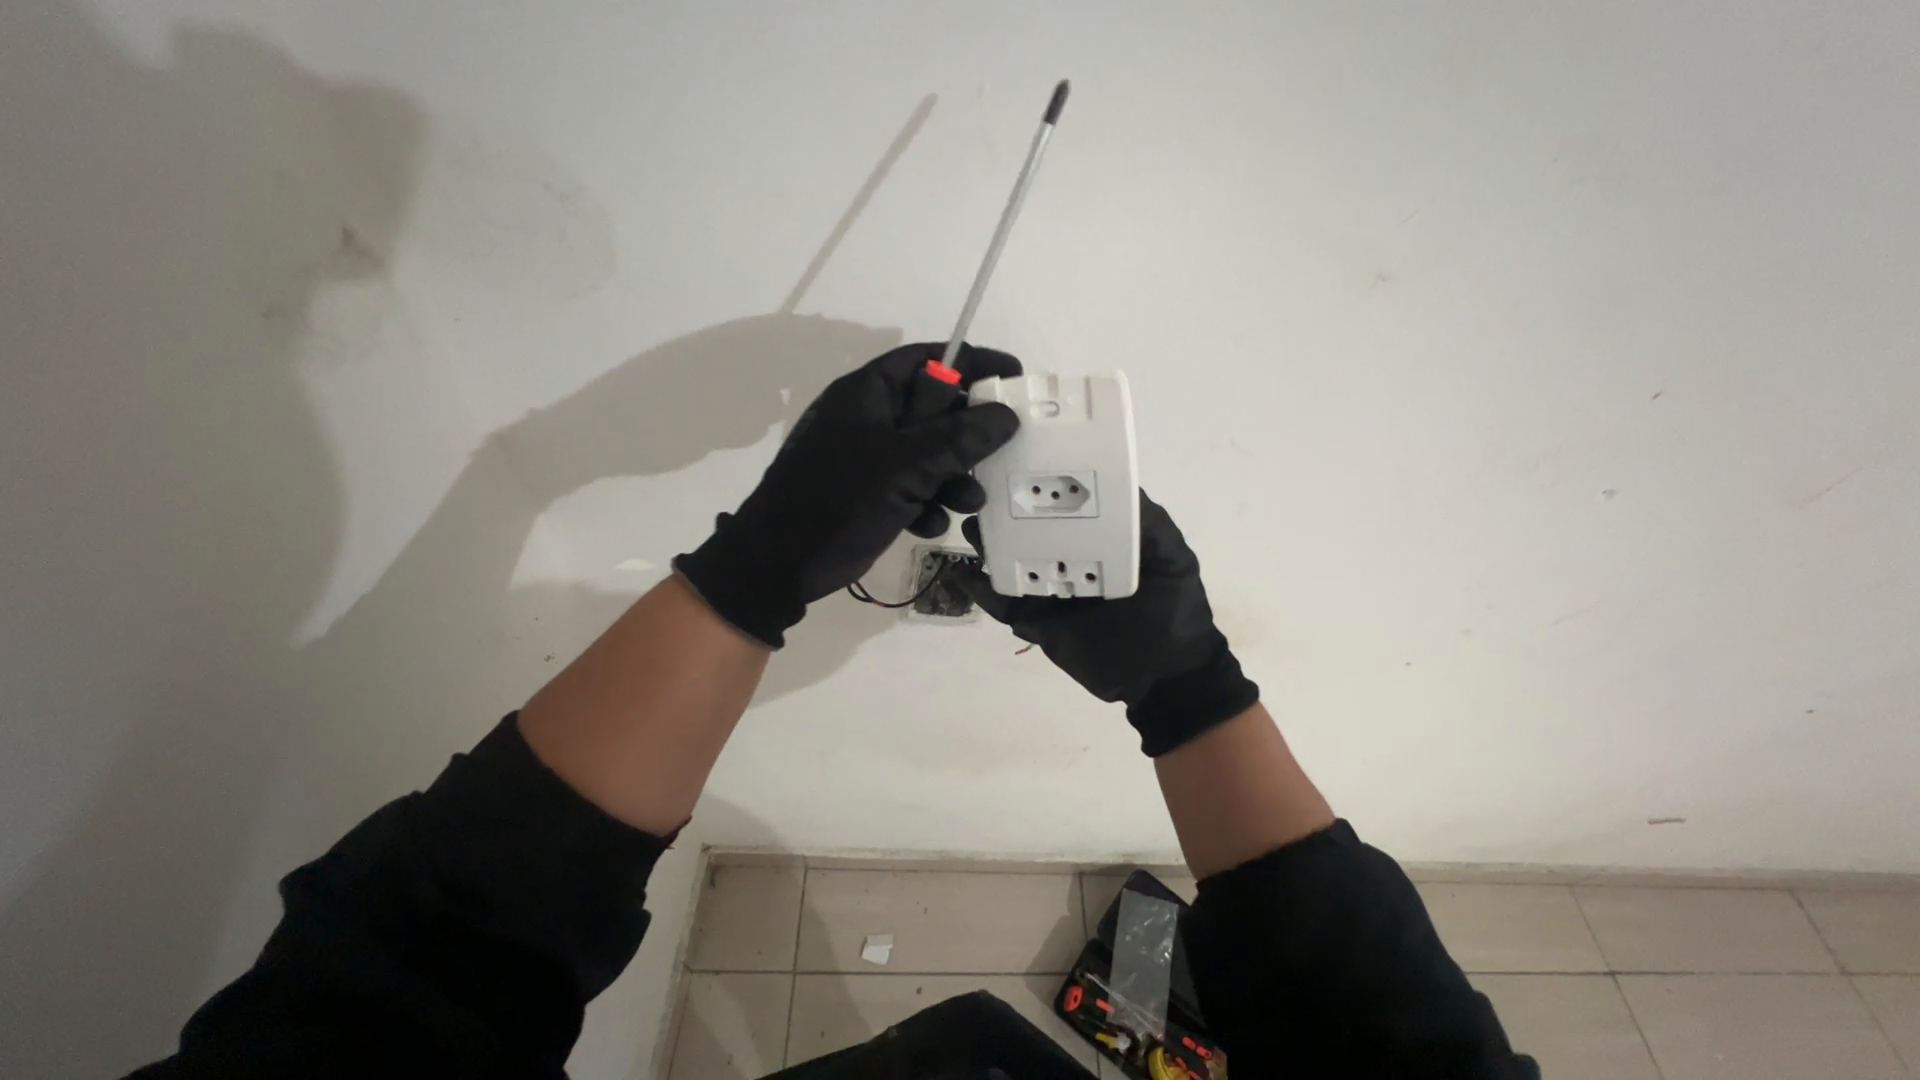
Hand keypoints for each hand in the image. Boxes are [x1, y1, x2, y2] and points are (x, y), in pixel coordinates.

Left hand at [675, 343, 1020, 647]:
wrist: (779, 564)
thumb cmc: (837, 500)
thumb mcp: (903, 466)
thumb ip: (958, 438)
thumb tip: (1005, 415)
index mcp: (868, 394)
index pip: (927, 359)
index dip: (972, 363)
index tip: (1014, 376)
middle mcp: (870, 420)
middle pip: (935, 412)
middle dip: (968, 438)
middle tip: (1000, 452)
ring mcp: (870, 460)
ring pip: (930, 456)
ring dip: (953, 479)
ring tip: (968, 503)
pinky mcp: (872, 496)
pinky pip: (914, 489)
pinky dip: (927, 504)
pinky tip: (928, 525)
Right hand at [956, 493, 1257, 755]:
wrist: (1165, 677)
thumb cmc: (1173, 613)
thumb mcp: (1172, 559)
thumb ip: (1148, 524)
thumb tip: (1120, 480)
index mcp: (1099, 541)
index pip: (1067, 507)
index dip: (1046, 486)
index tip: (1022, 462)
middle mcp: (1070, 560)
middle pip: (1031, 531)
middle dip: (1006, 511)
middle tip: (983, 492)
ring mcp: (1049, 591)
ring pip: (1011, 562)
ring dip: (988, 544)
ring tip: (971, 524)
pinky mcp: (1035, 621)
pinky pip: (1002, 603)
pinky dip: (981, 589)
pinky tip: (963, 572)